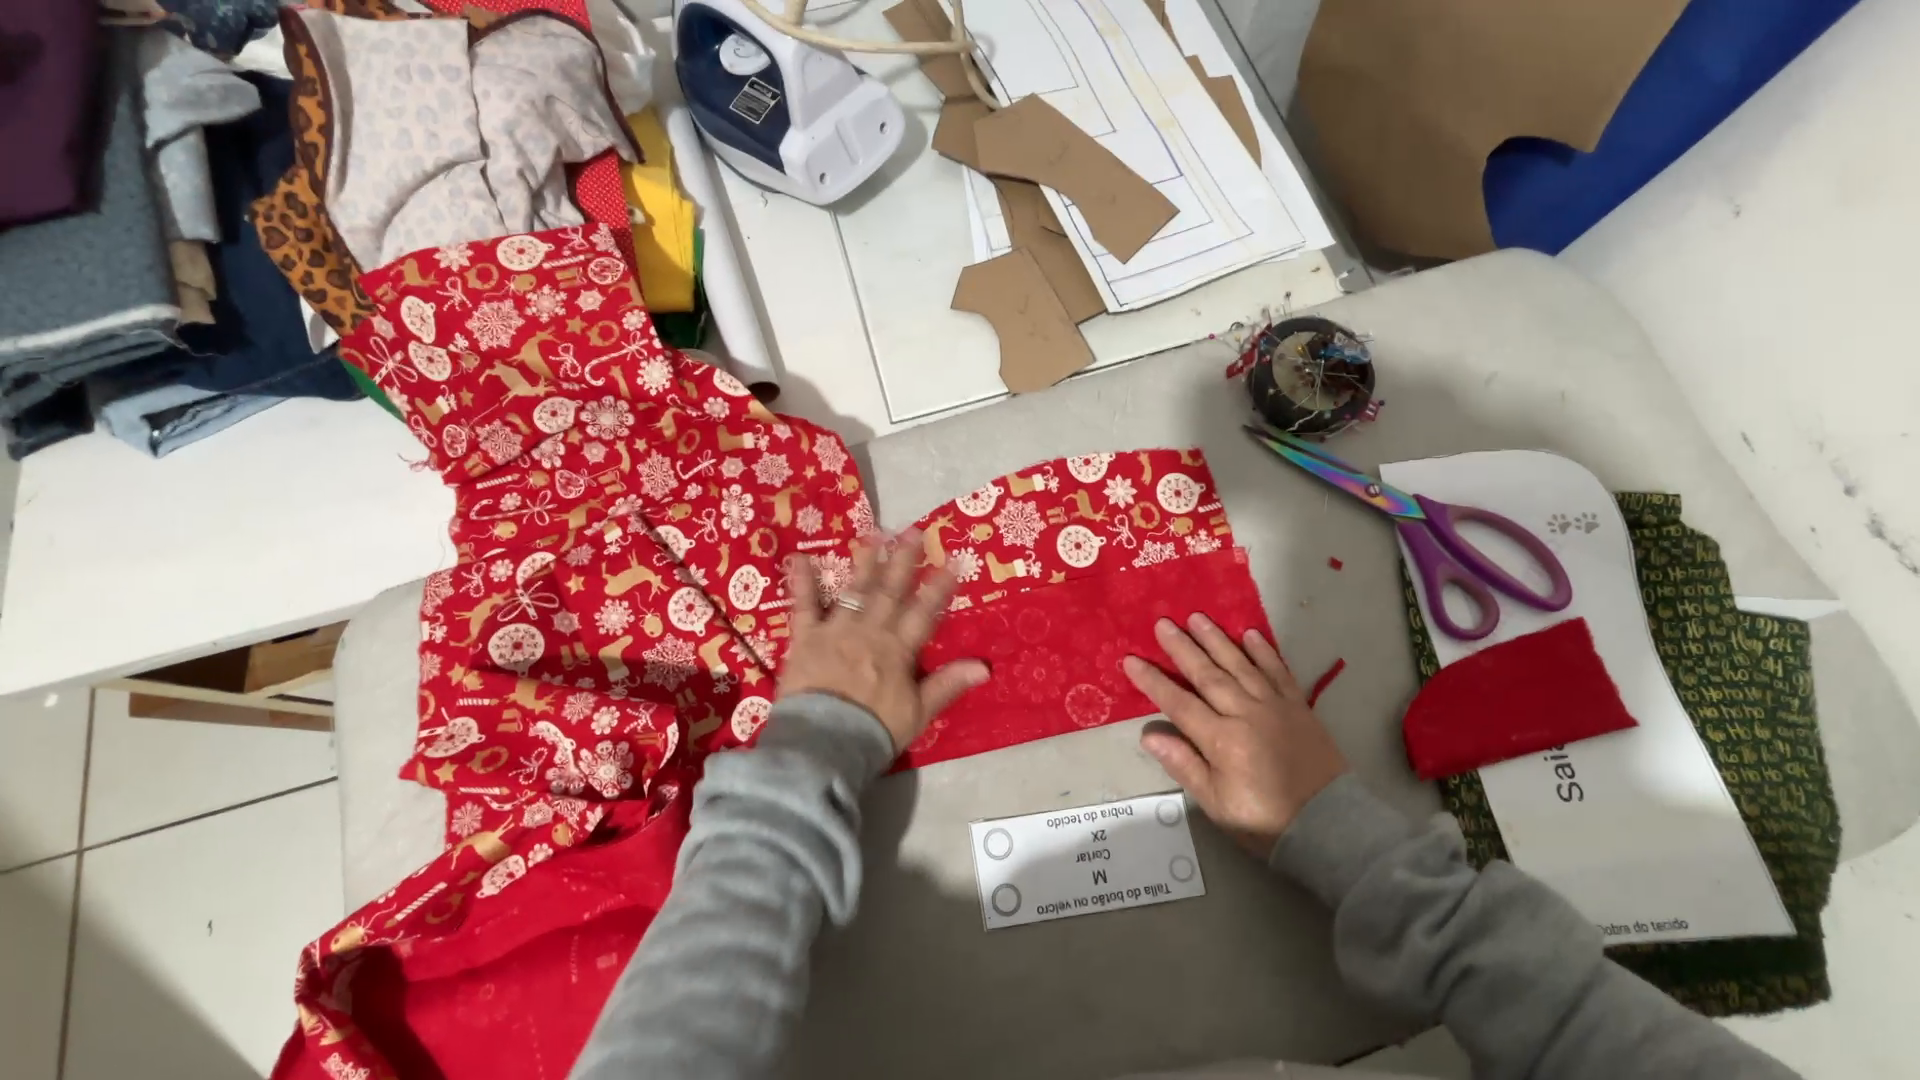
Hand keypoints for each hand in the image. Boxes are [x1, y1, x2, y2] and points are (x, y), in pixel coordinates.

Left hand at [779, 531, 989, 751]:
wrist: (826, 741)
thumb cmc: (875, 729)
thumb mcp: (919, 712)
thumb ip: (948, 684)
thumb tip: (985, 667)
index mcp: (898, 650)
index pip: (924, 612)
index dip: (939, 587)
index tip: (953, 560)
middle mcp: (870, 632)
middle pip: (890, 592)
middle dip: (903, 562)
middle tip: (912, 532)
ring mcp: (836, 631)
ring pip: (854, 592)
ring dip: (864, 563)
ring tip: (873, 536)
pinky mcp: (805, 639)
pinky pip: (803, 607)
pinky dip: (802, 583)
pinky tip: (800, 559)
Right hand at [1123, 615, 1348, 858]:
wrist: (1330, 826)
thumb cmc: (1265, 820)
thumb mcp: (1216, 803)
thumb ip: (1184, 765)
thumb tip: (1148, 734)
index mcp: (1222, 739)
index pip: (1179, 703)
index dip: (1153, 681)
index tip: (1131, 660)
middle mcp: (1246, 713)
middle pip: (1207, 675)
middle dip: (1182, 648)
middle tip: (1163, 623)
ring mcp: (1274, 706)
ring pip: (1240, 665)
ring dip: (1217, 640)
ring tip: (1197, 617)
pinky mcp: (1298, 707)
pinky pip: (1278, 672)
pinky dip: (1264, 652)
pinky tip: (1250, 635)